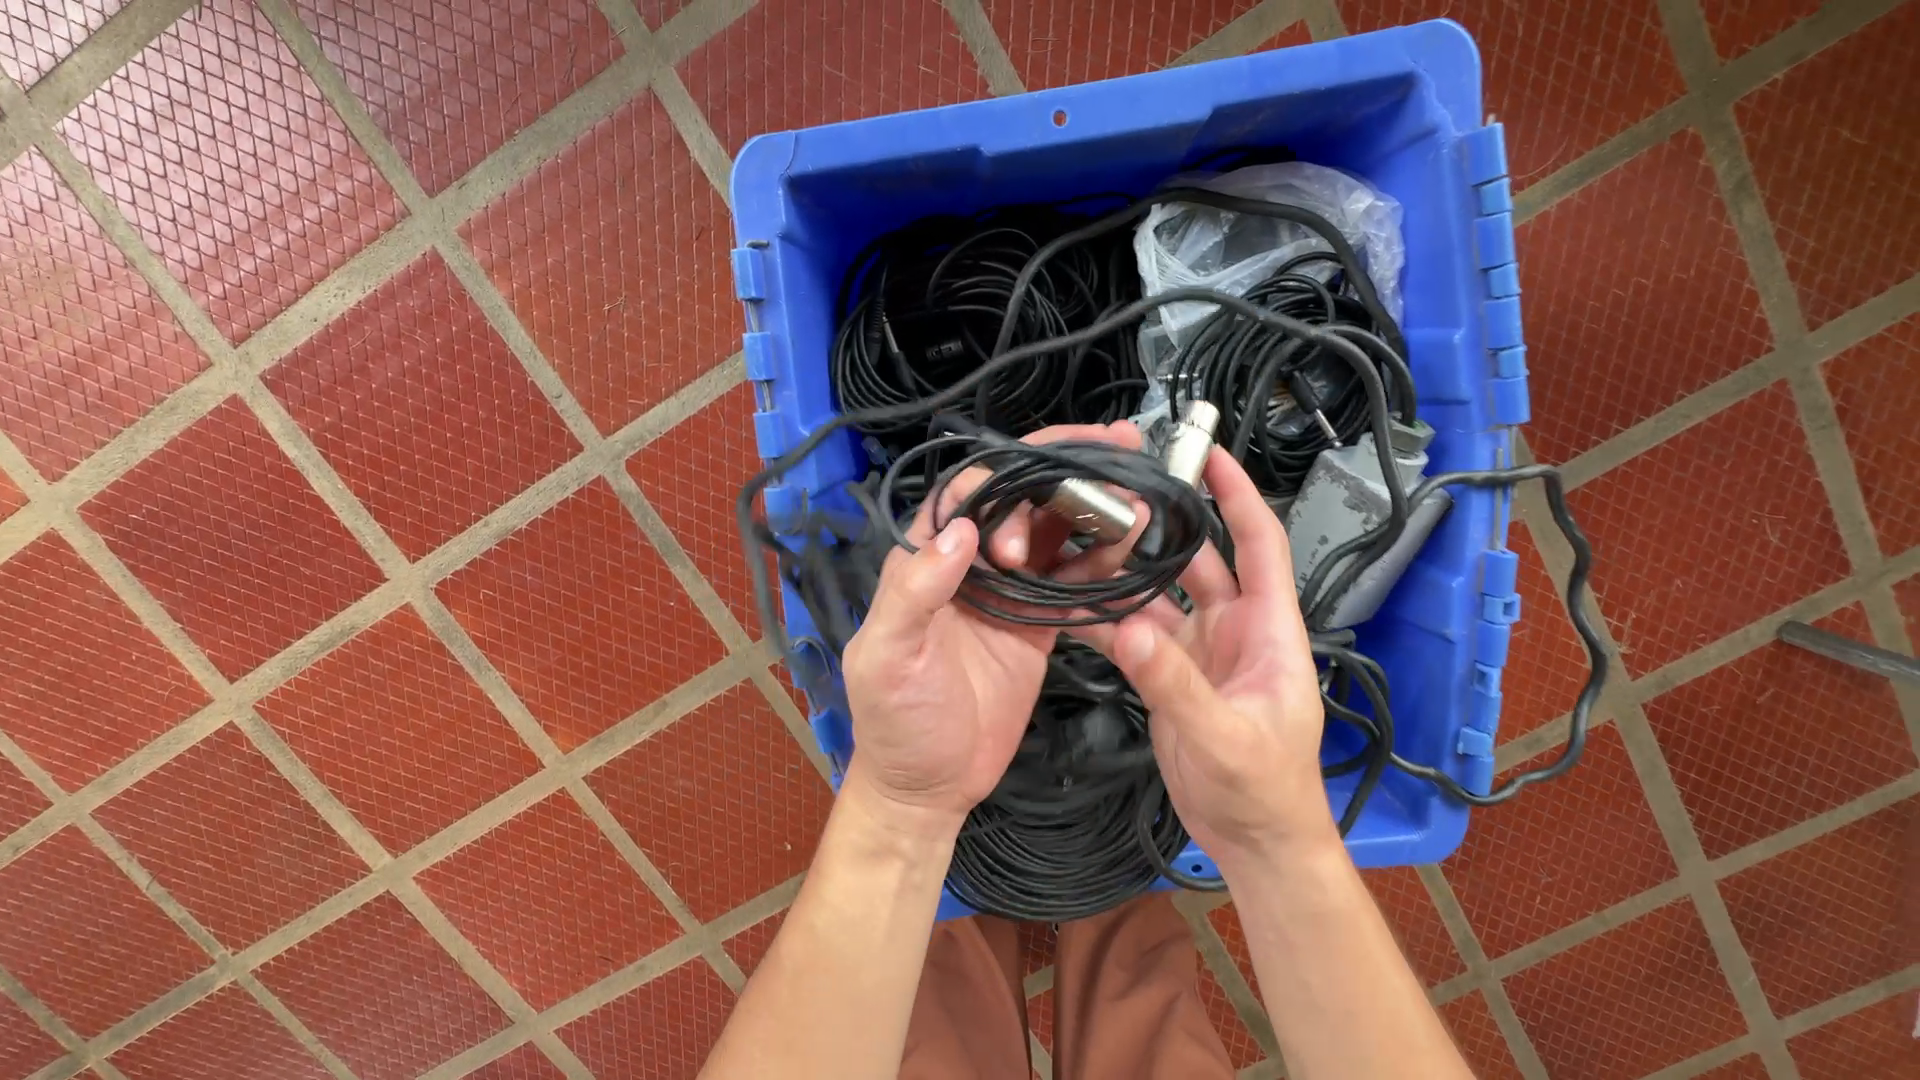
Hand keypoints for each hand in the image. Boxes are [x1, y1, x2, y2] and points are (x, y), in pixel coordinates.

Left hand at [840, 422, 1144, 830]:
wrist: (929, 783)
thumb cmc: (894, 721)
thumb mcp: (886, 657)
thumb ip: (914, 592)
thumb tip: (963, 530)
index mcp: (927, 559)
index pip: (969, 494)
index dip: (1006, 482)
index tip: (1035, 509)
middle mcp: (971, 565)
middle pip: (1022, 501)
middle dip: (1067, 472)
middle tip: (1119, 451)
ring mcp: (1010, 592)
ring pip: (1057, 536)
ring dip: (1096, 512)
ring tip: (1140, 500)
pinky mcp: (1040, 624)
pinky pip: (1074, 583)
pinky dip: (1103, 565)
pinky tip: (1133, 549)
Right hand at [1080, 447, 1333, 867]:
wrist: (1252, 841)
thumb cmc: (1264, 791)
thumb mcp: (1224, 737)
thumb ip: (1174, 684)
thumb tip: (1127, 629)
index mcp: (1269, 627)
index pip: (1259, 542)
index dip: (1238, 494)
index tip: (1208, 453)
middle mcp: (1234, 628)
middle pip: (1196, 559)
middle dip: (1162, 526)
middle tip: (1114, 495)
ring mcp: (1199, 650)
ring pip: (1158, 595)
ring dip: (1125, 574)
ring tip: (1080, 546)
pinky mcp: (1171, 675)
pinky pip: (1136, 635)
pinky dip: (1108, 622)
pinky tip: (1074, 609)